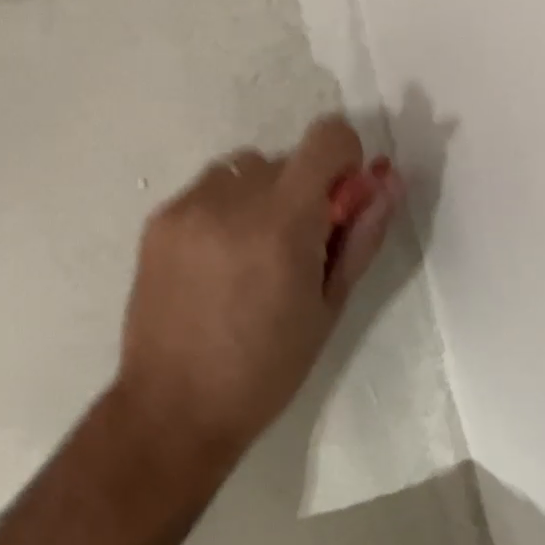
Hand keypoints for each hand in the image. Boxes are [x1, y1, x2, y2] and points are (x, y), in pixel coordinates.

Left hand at [115, 115, 403, 460]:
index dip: (345, 160)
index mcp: (282, 224)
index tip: (341, 203)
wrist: (176, 406)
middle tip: (294, 253)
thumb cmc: (266, 371)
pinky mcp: (157, 222)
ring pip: (241, 172)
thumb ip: (360, 239)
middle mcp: (230, 200)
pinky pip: (205, 194)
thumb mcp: (328, 309)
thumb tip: (387, 183)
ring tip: (251, 260)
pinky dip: (222, 215)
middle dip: (301, 193)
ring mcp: (186, 208)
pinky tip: (217, 269)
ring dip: (259, 199)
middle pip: (284, 159)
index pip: (327, 137)